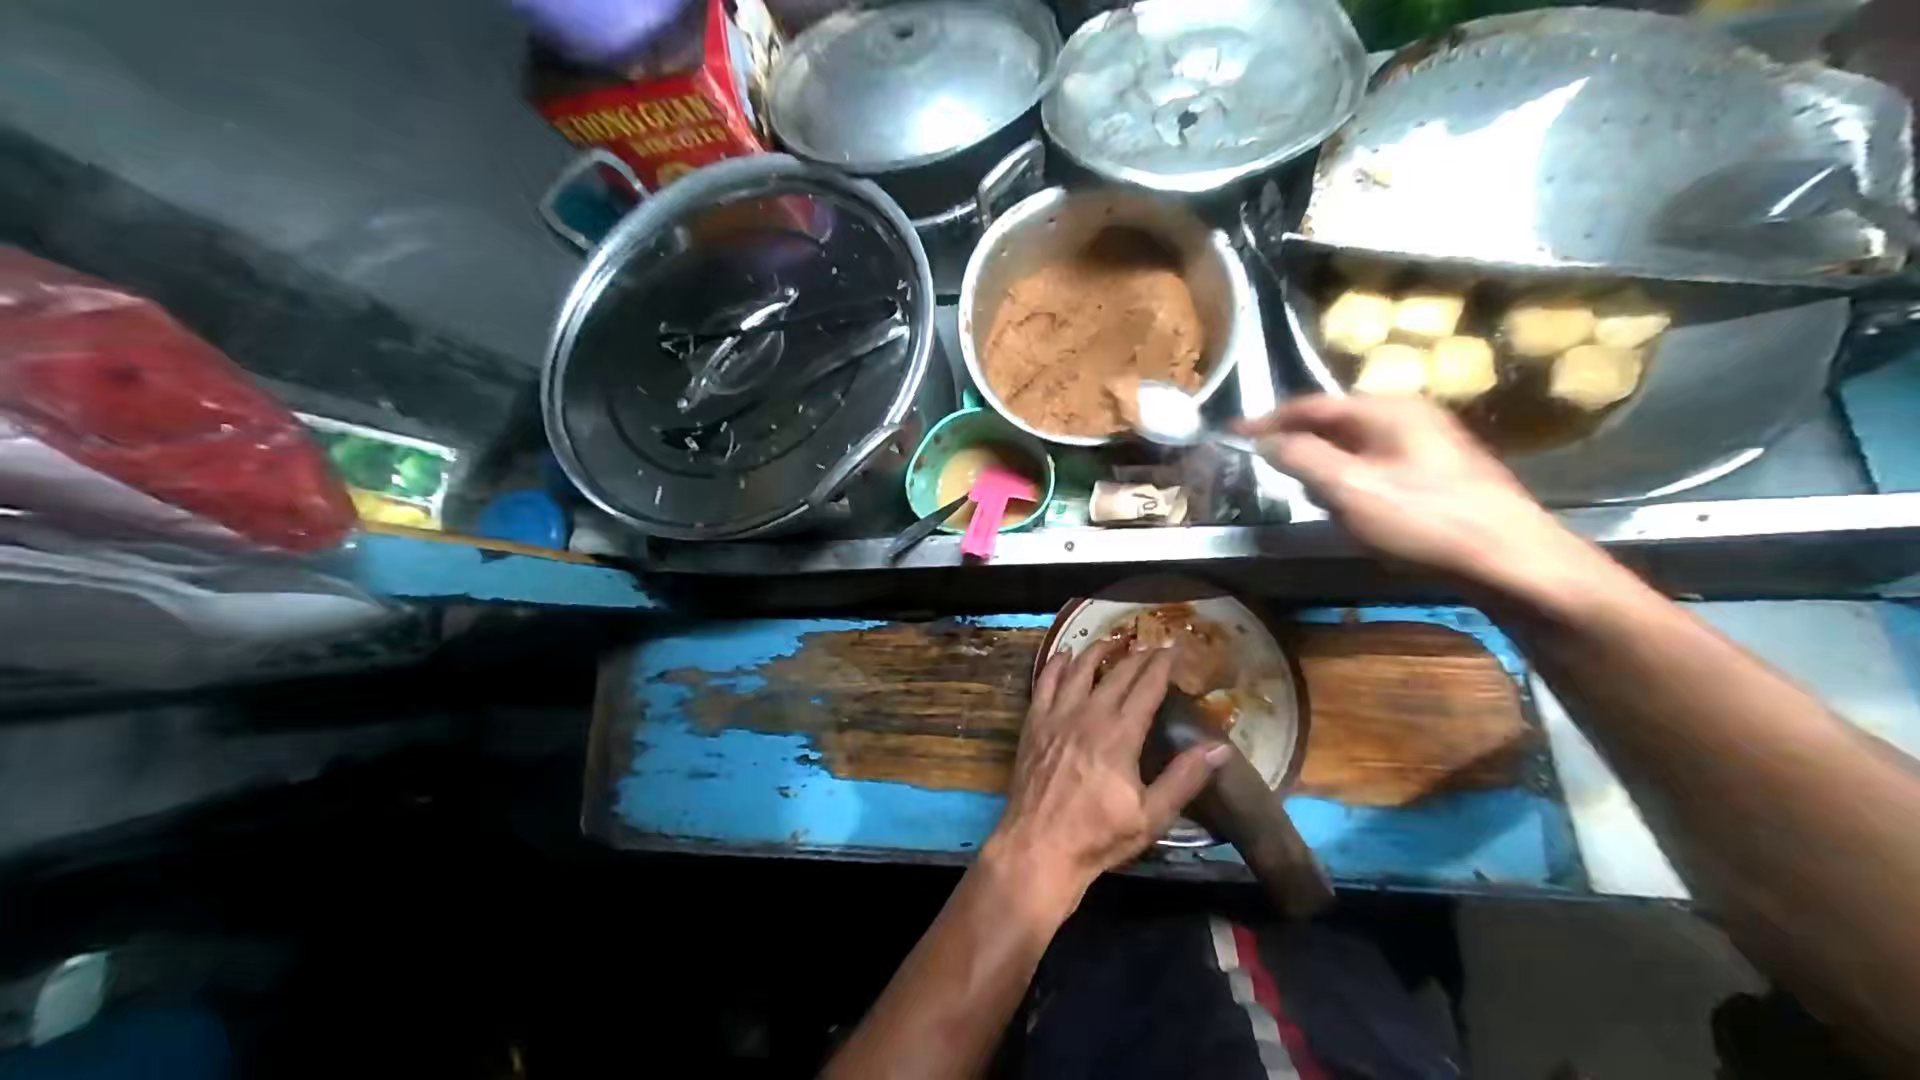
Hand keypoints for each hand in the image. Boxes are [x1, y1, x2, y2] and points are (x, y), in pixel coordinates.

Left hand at [986, 641, 1227, 911]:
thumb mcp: (1151, 815)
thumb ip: (1185, 777)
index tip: (1174, 650)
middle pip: (1117, 674)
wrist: (1038, 846)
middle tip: (1151, 646)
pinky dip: (1055, 664)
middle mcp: (1089, 714)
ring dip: (1097, 652)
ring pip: (1079, 670)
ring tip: (1111, 640)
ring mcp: (1057, 715)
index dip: (1162, 665)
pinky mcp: (1034, 723)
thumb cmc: (1098, 835)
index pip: (1147, 687)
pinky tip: (1064, 654)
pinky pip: (1044, 682)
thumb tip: (1221, 747)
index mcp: (1120, 734)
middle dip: (1137, 656)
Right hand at [1238, 394, 1612, 605]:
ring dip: (1326, 471)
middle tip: (1271, 471)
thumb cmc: (1424, 520)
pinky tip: (1354, 515)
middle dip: (1299, 447)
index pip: (1311, 405)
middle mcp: (1409, 417)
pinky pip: (1376, 469)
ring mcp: (1428, 445)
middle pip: (1334, 425)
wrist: (1513, 561)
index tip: (1234, 434)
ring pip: (1354, 449)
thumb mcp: (1349, 488)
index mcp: (1387, 410)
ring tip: (1312, 500)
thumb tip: (1267, 440)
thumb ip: (1301, 457)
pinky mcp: (1439, 475)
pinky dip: (1352, 485)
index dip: (1267, 420)